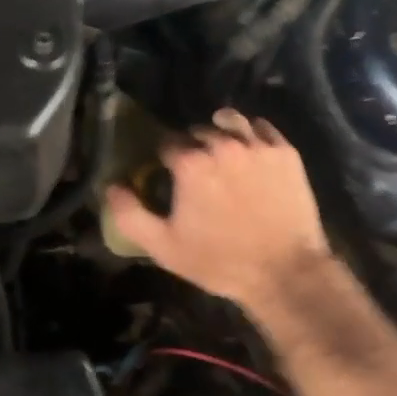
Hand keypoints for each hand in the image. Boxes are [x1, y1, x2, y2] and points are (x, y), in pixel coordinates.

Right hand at [107, 109, 332, 310]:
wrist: (286, 274)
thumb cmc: (221, 262)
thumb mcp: (165, 247)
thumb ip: (131, 215)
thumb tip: (111, 186)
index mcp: (190, 163)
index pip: (168, 143)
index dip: (166, 159)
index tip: (171, 176)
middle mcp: (222, 144)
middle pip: (198, 132)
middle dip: (194, 147)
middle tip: (199, 173)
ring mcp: (257, 145)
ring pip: (230, 121)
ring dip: (221, 131)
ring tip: (223, 150)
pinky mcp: (285, 152)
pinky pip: (263, 127)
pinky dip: (253, 133)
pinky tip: (251, 149)